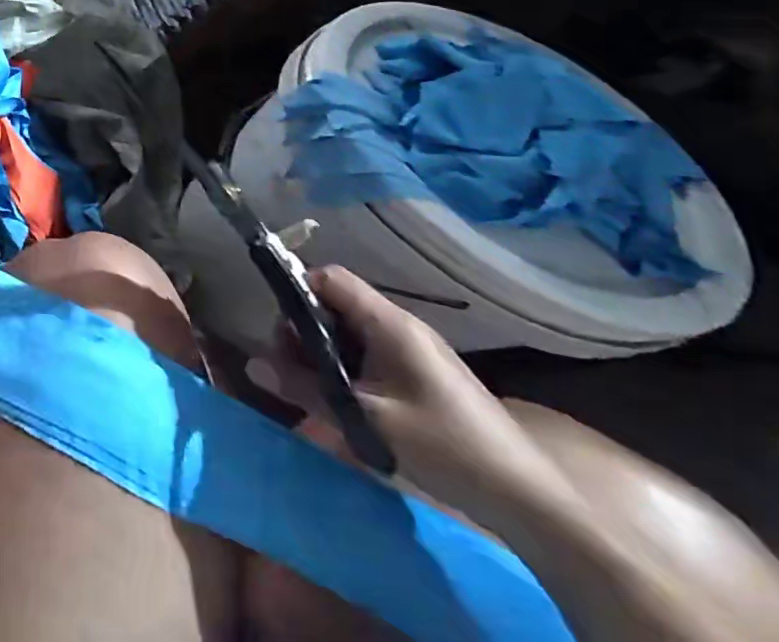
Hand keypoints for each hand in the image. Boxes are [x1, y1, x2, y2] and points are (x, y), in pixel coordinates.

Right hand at [259, 266, 571, 513]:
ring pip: (346, 333)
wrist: (527, 499)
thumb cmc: (445, 447)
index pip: (330, 279)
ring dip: (320, 355)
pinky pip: (365, 356)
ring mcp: (411, 353)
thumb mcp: (365, 419)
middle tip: (290, 370)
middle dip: (302, 331)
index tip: (279, 331)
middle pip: (333, 305)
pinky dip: (342, 371)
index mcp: (390, 325)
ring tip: (310, 391)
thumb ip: (305, 388)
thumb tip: (251, 364)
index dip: (297, 291)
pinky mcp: (417, 376)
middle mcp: (400, 328)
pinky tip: (339, 404)